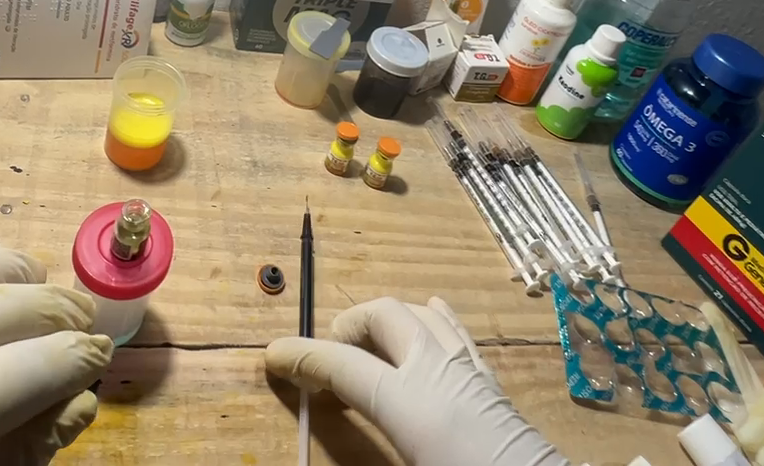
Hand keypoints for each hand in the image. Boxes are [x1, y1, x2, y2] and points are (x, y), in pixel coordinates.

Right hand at [265, 296, 571, 465]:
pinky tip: (429, 319)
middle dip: (348, 325)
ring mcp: (466, 368)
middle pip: (382, 315)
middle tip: (331, 354)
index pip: (342, 366)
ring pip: (419, 312)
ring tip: (370, 344)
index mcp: (409, 402)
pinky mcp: (489, 380)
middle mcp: (436, 370)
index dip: (302, 357)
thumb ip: (366, 450)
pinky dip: (431, 319)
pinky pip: (455, 330)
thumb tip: (340, 408)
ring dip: (386, 320)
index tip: (274, 355)